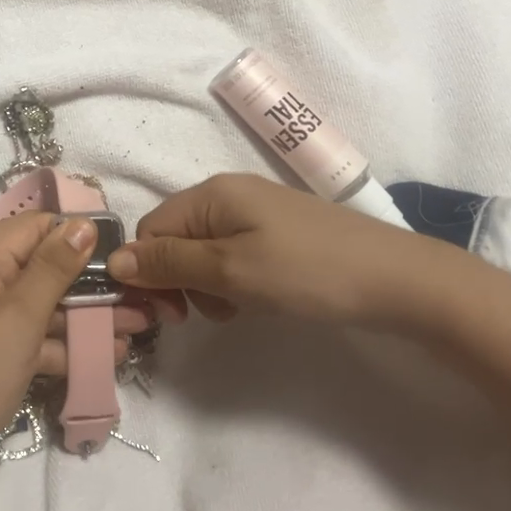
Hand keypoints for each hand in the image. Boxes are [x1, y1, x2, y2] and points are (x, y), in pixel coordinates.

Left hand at [0, 212, 141, 456]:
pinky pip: (27, 332)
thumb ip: (52, 269)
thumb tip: (83, 223)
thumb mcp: (18, 320)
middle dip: (89, 284)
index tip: (119, 255)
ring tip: (136, 328)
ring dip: (84, 316)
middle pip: (39, 266)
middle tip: (138, 298)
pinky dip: (61, 343)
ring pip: (39, 303)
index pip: (32, 228)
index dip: (76, 236)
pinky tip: (106, 356)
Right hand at [106, 173, 452, 325]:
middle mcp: (228, 193)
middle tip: (205, 316)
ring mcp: (257, 210)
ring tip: (235, 311)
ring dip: (206, 284)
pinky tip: (255, 301)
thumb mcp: (230, 271)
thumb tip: (115, 259)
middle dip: (178, 280)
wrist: (396, 279)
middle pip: (175, 238)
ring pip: (204, 249)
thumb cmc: (306, 272)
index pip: (151, 230)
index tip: (170, 315)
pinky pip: (233, 252)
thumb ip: (170, 264)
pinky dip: (233, 280)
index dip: (150, 272)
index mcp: (211, 194)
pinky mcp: (279, 231)